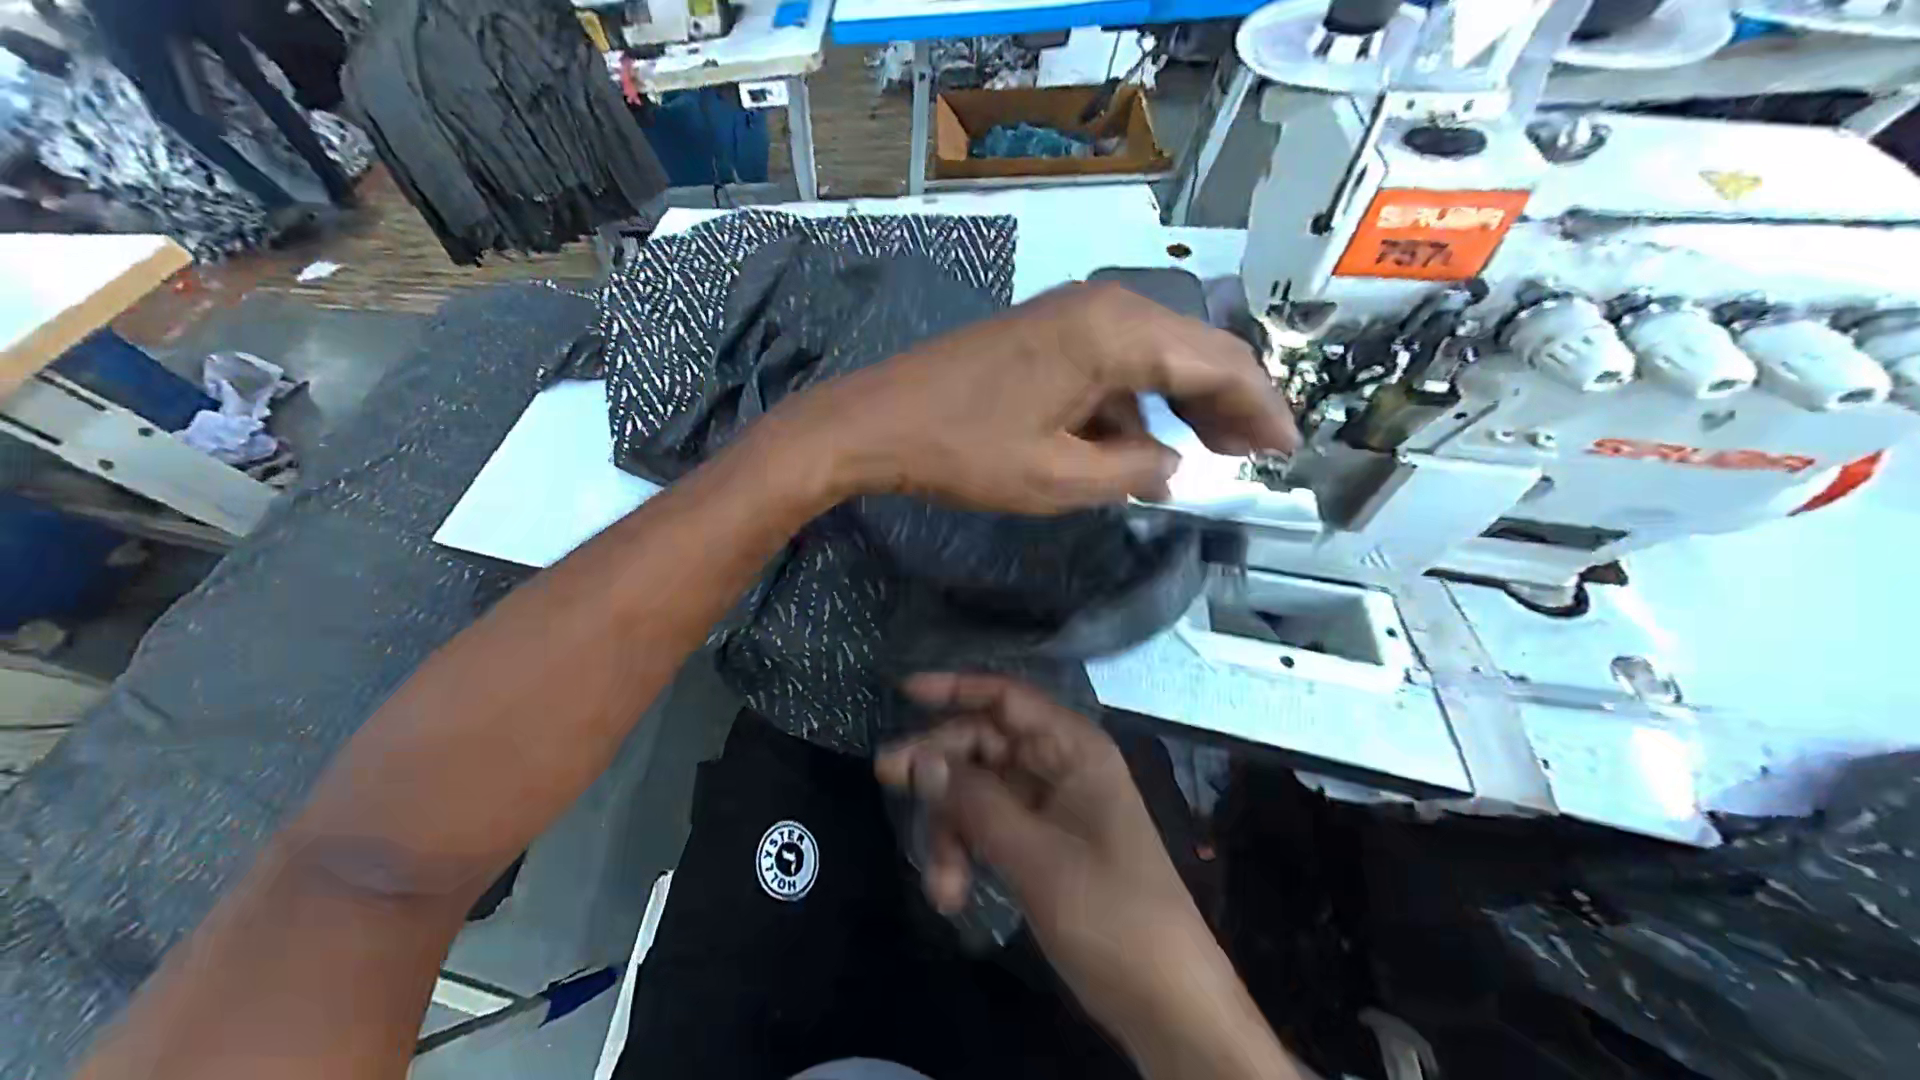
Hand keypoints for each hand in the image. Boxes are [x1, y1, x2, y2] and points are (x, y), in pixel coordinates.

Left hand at [773, 283, 1296, 513]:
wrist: (876, 422)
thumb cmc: (965, 452)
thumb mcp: (1059, 478)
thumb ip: (1133, 469)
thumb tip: (1173, 464)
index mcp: (1117, 333)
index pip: (1219, 364)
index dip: (1261, 409)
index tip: (1287, 451)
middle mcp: (1104, 307)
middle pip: (1194, 352)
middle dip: (1229, 406)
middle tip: (1254, 457)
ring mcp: (1071, 316)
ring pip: (1154, 358)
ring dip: (1182, 406)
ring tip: (1207, 456)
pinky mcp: (1046, 335)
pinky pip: (1113, 366)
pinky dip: (1135, 405)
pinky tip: (1139, 447)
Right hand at [878, 675, 1300, 1079]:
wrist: (1164, 1003)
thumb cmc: (1110, 914)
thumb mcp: (1035, 856)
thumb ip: (974, 802)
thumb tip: (918, 757)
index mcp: (1074, 750)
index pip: (1008, 699)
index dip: (957, 688)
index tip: (905, 691)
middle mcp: (1060, 768)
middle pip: (984, 745)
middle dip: (940, 771)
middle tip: (887, 780)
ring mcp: (1049, 808)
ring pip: (979, 793)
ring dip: (951, 830)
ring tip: (941, 886)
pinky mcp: (1040, 846)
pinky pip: (989, 829)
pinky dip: (966, 853)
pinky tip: (952, 895)